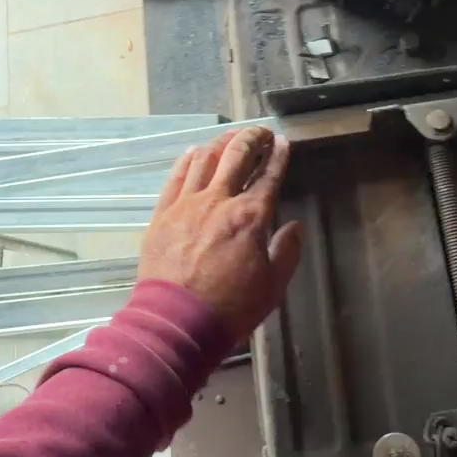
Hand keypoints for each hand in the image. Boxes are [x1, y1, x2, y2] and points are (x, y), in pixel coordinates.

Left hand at [138, 126, 303, 338]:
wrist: (174, 324)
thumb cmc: (229, 308)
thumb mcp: (272, 286)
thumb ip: (286, 251)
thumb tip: (293, 226)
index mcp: (250, 216)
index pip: (269, 175)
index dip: (279, 155)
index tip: (284, 142)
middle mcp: (219, 200)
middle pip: (237, 155)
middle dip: (252, 138)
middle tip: (261, 132)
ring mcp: (187, 204)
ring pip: (205, 158)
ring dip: (221, 143)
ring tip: (231, 138)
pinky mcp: (163, 213)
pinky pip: (177, 176)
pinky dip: (189, 159)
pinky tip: (195, 152)